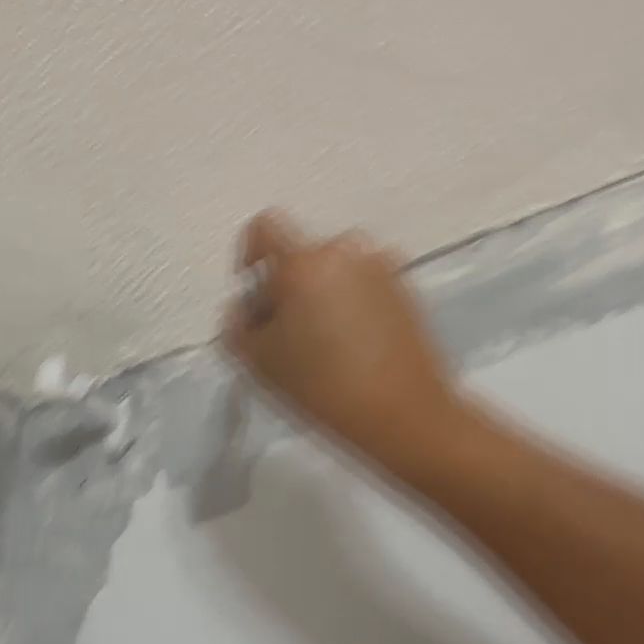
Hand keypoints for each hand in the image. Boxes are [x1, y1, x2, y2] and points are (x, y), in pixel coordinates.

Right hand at [223, 210, 463, 468]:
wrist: (407, 415)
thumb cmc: (324, 389)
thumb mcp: (259, 363)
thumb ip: (237, 324)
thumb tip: (244, 307)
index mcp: (303, 261)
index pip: (263, 228)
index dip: (248, 255)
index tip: (255, 296)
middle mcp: (345, 249)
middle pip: (299, 253)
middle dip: (287, 285)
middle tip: (286, 332)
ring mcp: (381, 264)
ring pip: (332, 268)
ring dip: (319, 293)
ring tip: (322, 341)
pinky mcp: (406, 285)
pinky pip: (362, 281)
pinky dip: (349, 301)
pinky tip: (352, 343)